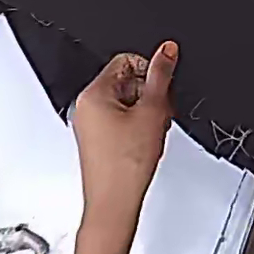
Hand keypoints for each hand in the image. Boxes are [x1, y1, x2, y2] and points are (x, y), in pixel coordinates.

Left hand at [70, 42, 177, 230]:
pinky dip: (138, 126)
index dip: (149, 74)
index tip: (160, 92)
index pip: (126, 61)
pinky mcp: (98, 139)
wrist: (115, 204)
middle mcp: (86, 106)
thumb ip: (161, 75)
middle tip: (159, 115)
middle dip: (149, 95)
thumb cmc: (125, 165)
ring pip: (127, 101)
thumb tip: (167, 50)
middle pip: (127, 81)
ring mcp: (90, 124)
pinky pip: (121, 120)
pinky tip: (145, 142)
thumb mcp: (152, 111)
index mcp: (93, 94)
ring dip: (146, 112)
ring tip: (152, 132)